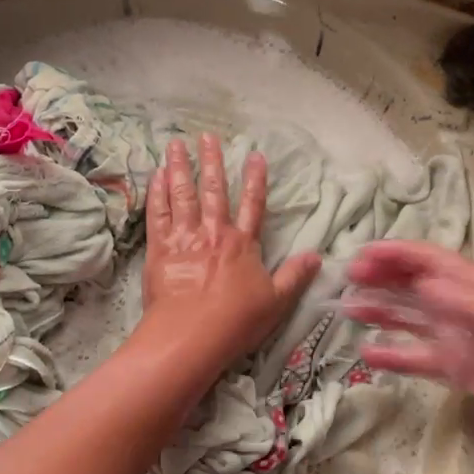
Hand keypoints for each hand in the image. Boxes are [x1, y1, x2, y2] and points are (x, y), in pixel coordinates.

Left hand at [140, 134, 321, 369]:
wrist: (189, 337)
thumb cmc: (236, 322)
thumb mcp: (276, 302)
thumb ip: (295, 276)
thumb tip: (317, 256)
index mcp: (243, 244)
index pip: (253, 204)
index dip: (255, 179)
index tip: (255, 155)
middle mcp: (214, 233)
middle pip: (213, 190)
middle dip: (211, 161)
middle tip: (208, 136)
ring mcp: (184, 239)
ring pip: (181, 195)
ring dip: (179, 167)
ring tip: (175, 144)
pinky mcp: (159, 250)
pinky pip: (158, 215)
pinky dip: (156, 194)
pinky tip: (155, 176)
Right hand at [346, 241, 473, 429]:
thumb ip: (470, 303)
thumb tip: (424, 284)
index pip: (431, 261)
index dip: (398, 254)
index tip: (364, 253)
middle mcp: (462, 305)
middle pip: (414, 284)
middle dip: (382, 277)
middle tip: (347, 278)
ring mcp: (457, 336)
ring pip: (411, 318)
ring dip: (381, 310)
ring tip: (347, 308)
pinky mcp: (456, 367)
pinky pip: (418, 356)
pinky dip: (394, 354)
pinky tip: (367, 353)